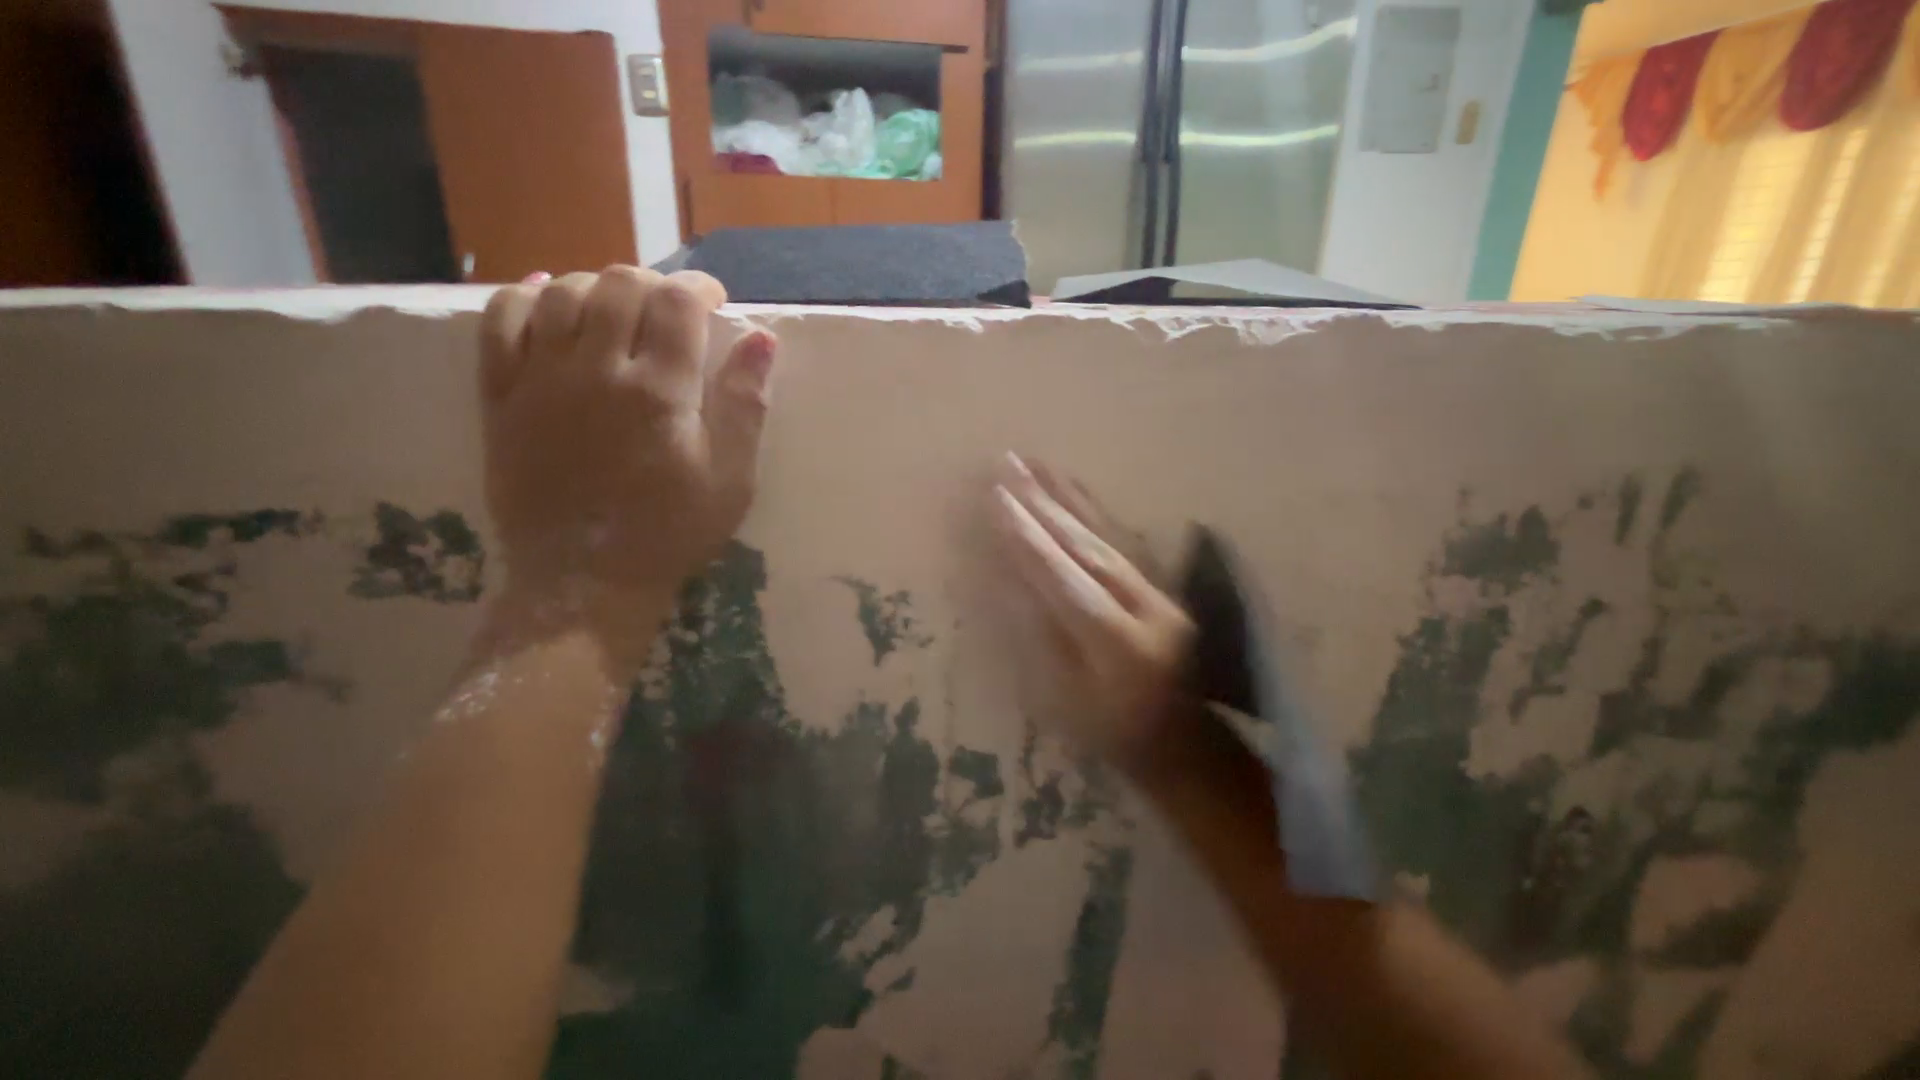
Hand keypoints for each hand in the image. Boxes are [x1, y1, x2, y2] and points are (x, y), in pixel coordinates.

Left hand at [479, 267, 776, 617]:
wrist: (583, 584)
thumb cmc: (669, 535)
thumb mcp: (731, 481)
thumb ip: (746, 406)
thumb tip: (762, 338)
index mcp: (659, 392)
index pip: (676, 301)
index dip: (698, 287)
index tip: (712, 302)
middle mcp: (596, 373)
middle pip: (619, 285)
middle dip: (652, 283)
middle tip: (667, 309)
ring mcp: (540, 382)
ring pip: (560, 293)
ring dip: (594, 286)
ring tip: (614, 309)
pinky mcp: (501, 399)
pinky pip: (500, 324)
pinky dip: (523, 297)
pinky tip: (544, 296)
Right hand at [989, 454, 1195, 774]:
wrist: (1185, 746)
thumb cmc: (1113, 735)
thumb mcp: (1066, 704)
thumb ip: (1038, 642)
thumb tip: (1002, 587)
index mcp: (1116, 642)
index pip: (1062, 578)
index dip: (1026, 539)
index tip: (995, 498)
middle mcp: (1141, 607)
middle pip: (1084, 547)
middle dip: (1042, 505)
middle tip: (1007, 464)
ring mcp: (1156, 594)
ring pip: (1104, 536)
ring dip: (1065, 497)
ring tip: (1033, 462)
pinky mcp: (1160, 589)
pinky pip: (1122, 541)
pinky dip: (1093, 511)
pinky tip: (1074, 488)